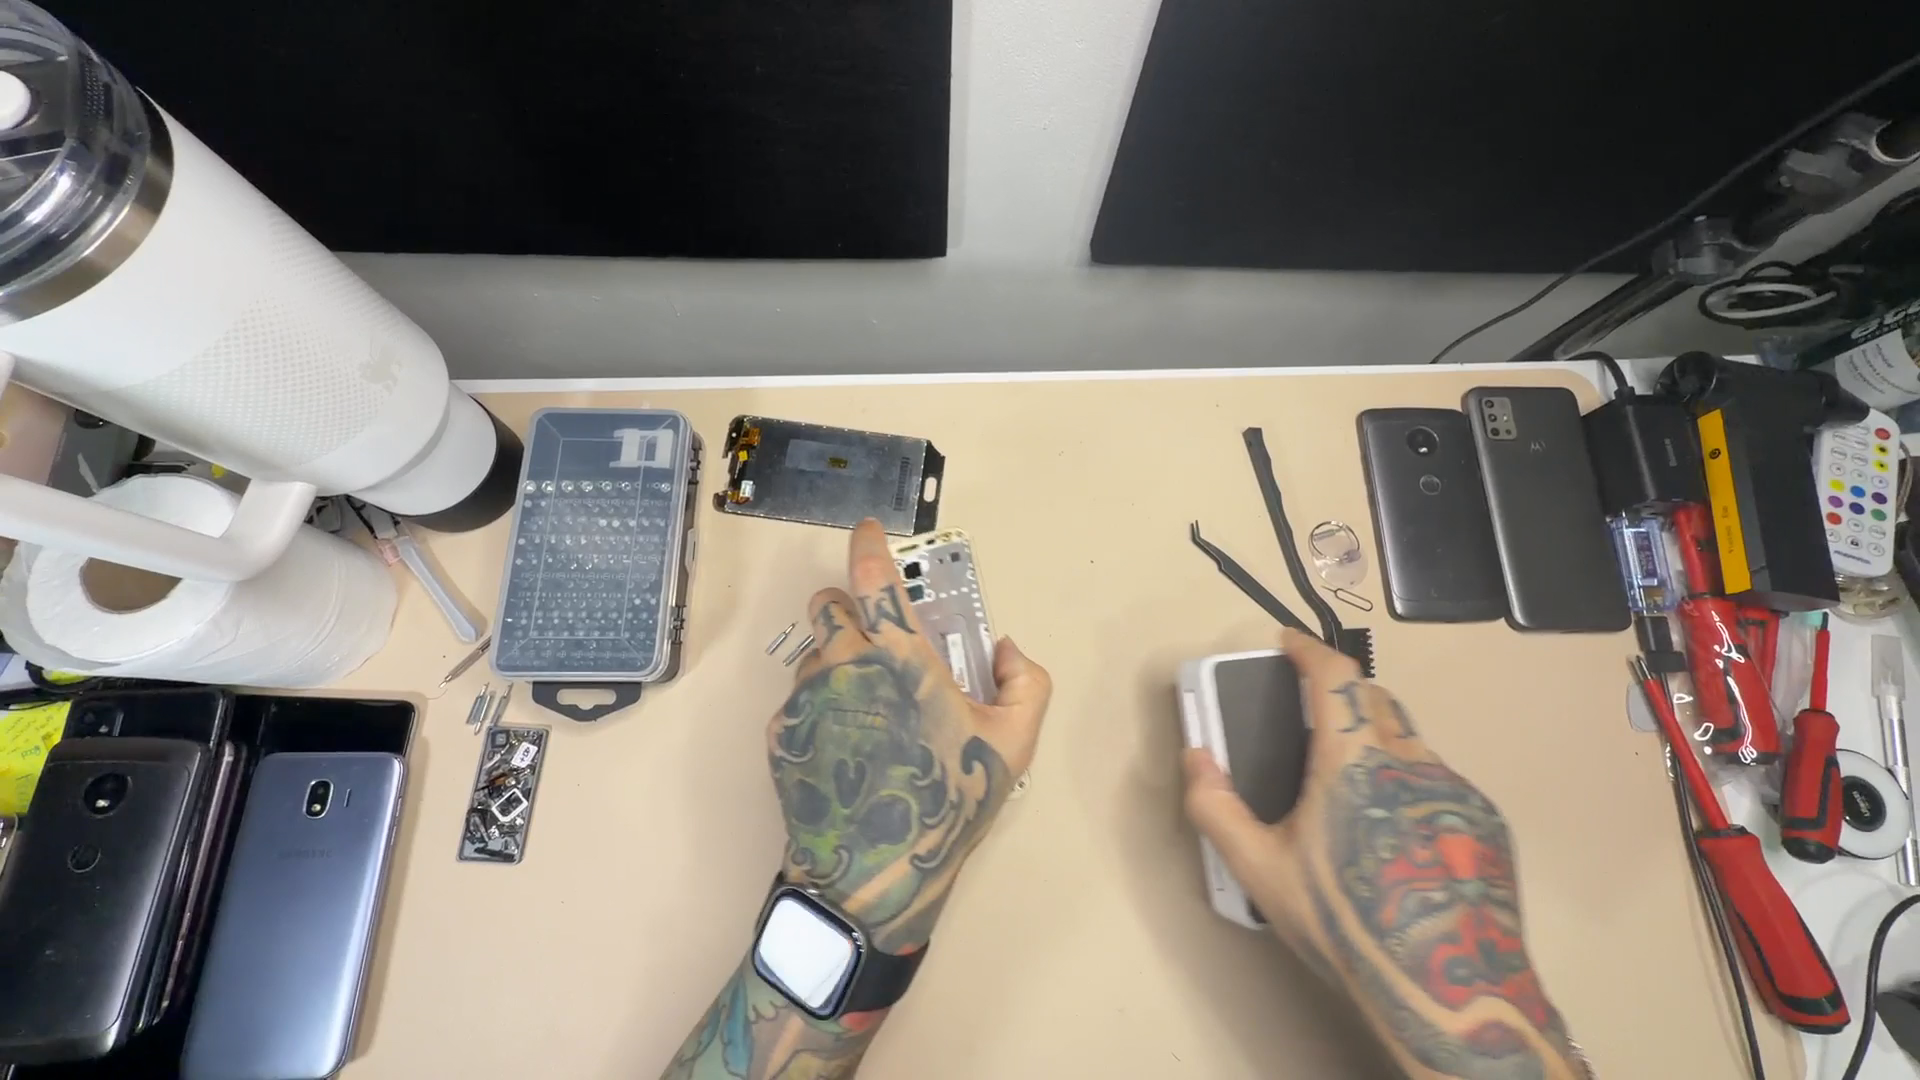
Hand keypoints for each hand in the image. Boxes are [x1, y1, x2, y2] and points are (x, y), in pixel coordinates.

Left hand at [768, 521, 1050, 952]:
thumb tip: (1003, 647)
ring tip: (867, 709)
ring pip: (812, 653)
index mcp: (898, 655)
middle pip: (826, 604)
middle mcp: (842, 663)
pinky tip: (845, 748)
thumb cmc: (948, 799)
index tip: (867, 528)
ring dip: (836, 661)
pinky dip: (821, 705)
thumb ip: (1026, 680)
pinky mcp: (778, 733)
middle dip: (847, 606)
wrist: (871, 872)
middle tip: (876, 641)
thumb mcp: (1014, 742)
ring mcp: (803, 698)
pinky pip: (797, 699)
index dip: (869, 543)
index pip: (873, 576)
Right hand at [1182, 629, 1588, 1079]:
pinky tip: (1391, 826)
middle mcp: (1411, 760)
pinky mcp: (1486, 824)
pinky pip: (1437, 778)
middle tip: (1311, 713)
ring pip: (1409, 738)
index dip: (1308, 648)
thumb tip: (1196, 755)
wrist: (1448, 994)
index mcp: (1354, 760)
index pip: (1335, 675)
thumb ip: (1215, 806)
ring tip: (1349, 778)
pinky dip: (1405, 776)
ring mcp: (1456, 791)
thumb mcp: (1260, 869)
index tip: (1287, 642)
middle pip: (1376, 698)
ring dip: (1375, 736)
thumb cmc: (1343, 920)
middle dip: (1340, 690)